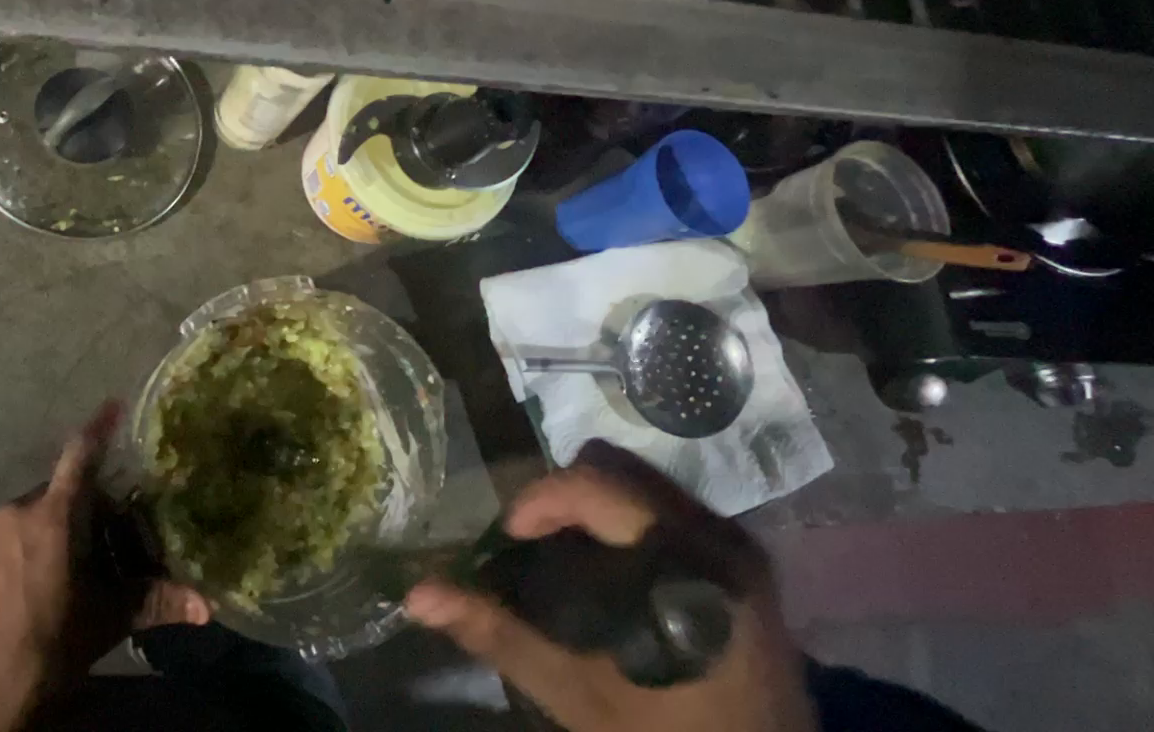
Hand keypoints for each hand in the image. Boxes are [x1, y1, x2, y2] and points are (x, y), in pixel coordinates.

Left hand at [0, 402, 206, 731]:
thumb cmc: (41, 649)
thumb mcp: (103, 624)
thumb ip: (153, 604)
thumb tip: (207, 608)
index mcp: (53, 516)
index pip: (80, 455)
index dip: (98, 427)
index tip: (113, 403)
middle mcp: (17, 513)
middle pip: (62, 492)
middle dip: (91, 506)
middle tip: (117, 537)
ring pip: (34, 518)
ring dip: (60, 531)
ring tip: (81, 571)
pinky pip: (9, 540)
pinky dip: (31, 551)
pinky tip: (40, 592)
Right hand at [405, 440, 814, 731]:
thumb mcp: (575, 694)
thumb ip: (497, 633)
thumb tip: (416, 595)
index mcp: (679, 562)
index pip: (593, 486)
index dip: (538, 500)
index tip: (511, 538)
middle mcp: (716, 536)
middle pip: (613, 467)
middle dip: (561, 495)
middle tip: (537, 543)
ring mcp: (737, 543)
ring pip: (638, 478)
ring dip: (591, 503)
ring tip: (569, 555)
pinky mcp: (746, 557)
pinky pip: (665, 501)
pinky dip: (623, 517)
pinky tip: (612, 569)